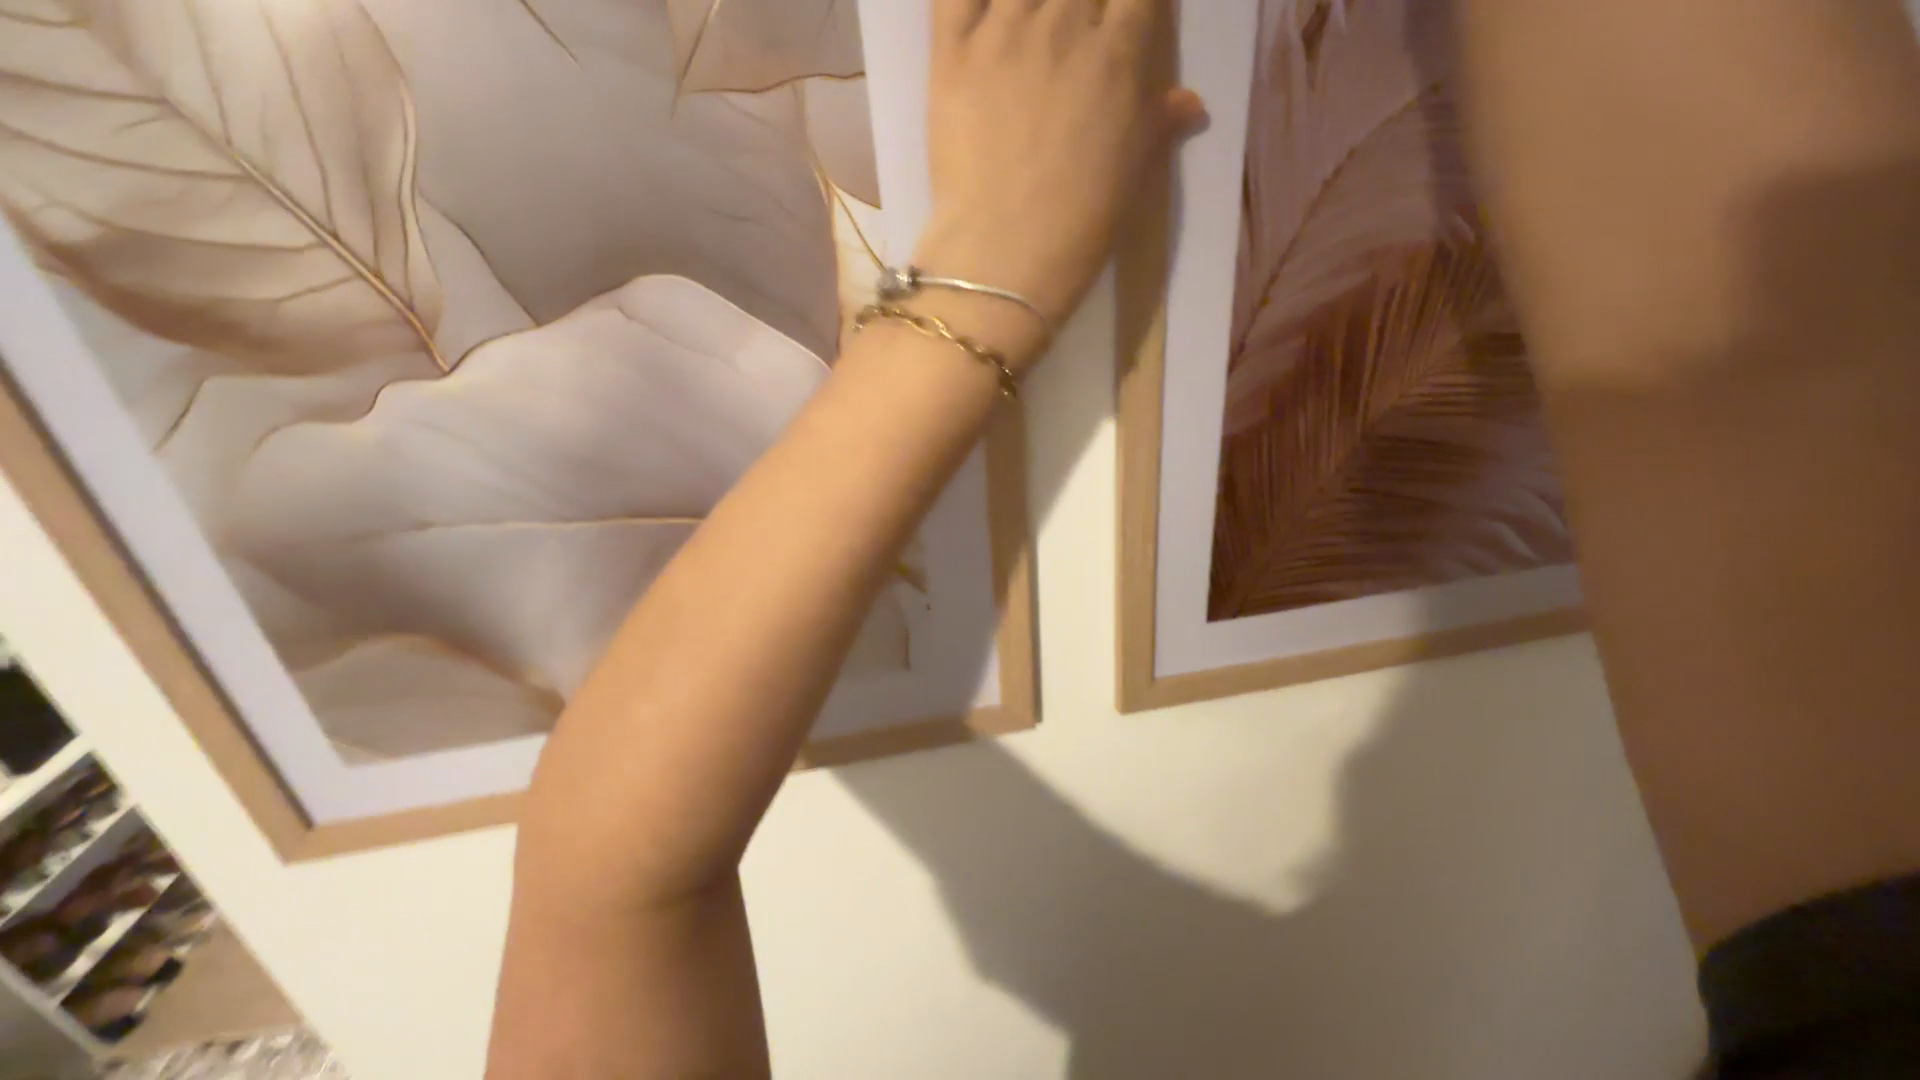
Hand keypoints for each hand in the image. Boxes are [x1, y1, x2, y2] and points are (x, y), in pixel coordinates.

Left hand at [915, 0, 1205, 349]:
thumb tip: (1191, 102)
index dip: (1133, 1)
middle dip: (1083, 3)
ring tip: (1034, 21)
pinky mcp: (951, 54)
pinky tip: (982, 9)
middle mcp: (1064, 26)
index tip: (1123, 16)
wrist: (1005, 253)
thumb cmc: (1081, 223)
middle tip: (1073, 28)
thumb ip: (1159, 123)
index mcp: (1118, 55)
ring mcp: (1003, 34)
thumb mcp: (1133, 174)